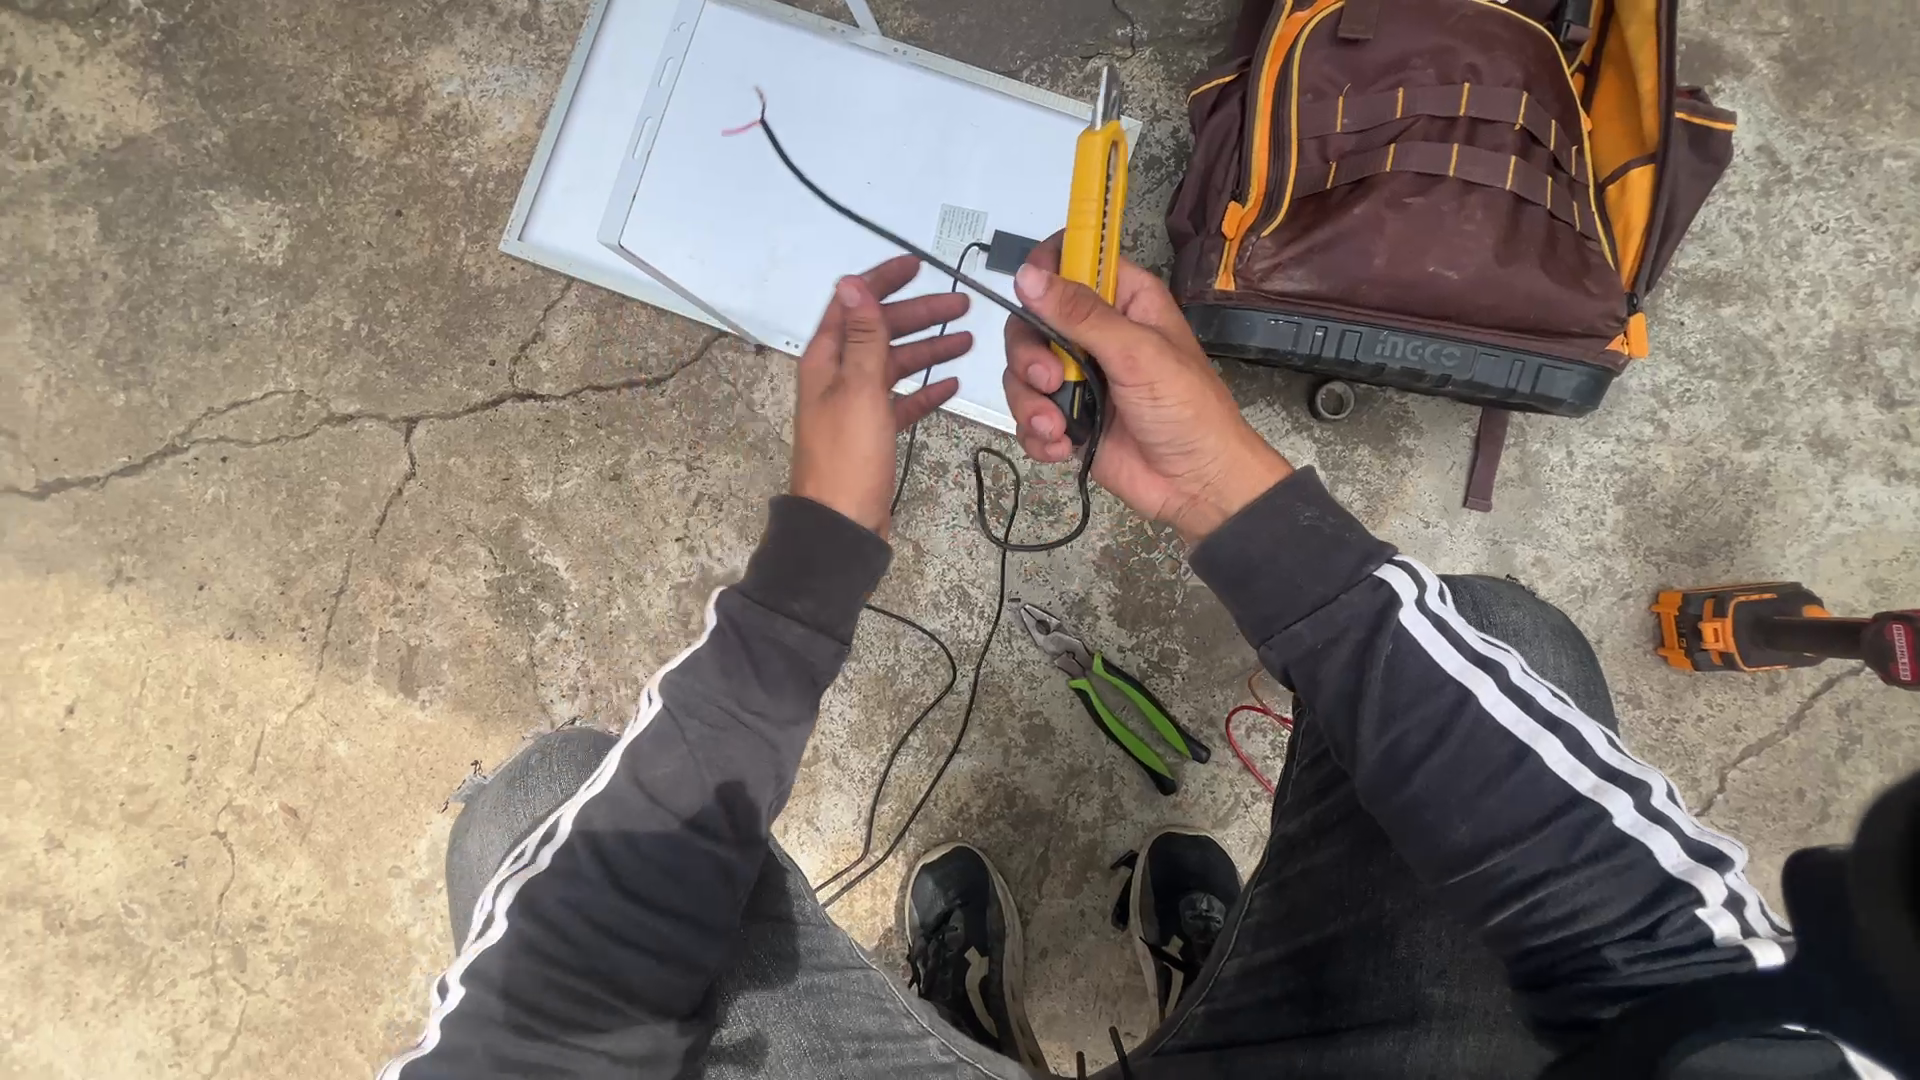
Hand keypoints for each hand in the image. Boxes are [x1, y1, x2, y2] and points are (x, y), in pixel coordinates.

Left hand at [791, 254, 970, 537]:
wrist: (841, 523)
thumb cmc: (848, 455)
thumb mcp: (859, 389)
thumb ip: (862, 336)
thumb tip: (853, 282)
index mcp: (828, 360)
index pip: (854, 304)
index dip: (884, 281)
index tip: (919, 265)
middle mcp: (839, 377)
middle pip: (881, 333)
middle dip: (920, 314)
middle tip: (963, 304)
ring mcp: (857, 406)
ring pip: (896, 366)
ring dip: (929, 350)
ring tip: (968, 339)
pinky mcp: (874, 433)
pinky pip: (902, 401)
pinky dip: (926, 391)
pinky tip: (951, 384)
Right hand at [1002, 237, 1291, 544]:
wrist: (1195, 483)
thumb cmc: (1187, 410)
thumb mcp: (1137, 354)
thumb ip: (1081, 315)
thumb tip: (1027, 275)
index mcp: (1123, 302)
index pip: (1071, 261)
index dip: (1043, 268)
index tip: (1028, 291)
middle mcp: (1094, 335)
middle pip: (1030, 324)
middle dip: (1029, 357)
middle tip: (1049, 383)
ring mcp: (1077, 379)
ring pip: (1022, 374)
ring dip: (1030, 405)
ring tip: (1057, 430)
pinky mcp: (1067, 420)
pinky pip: (1028, 417)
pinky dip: (1037, 435)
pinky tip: (1062, 448)